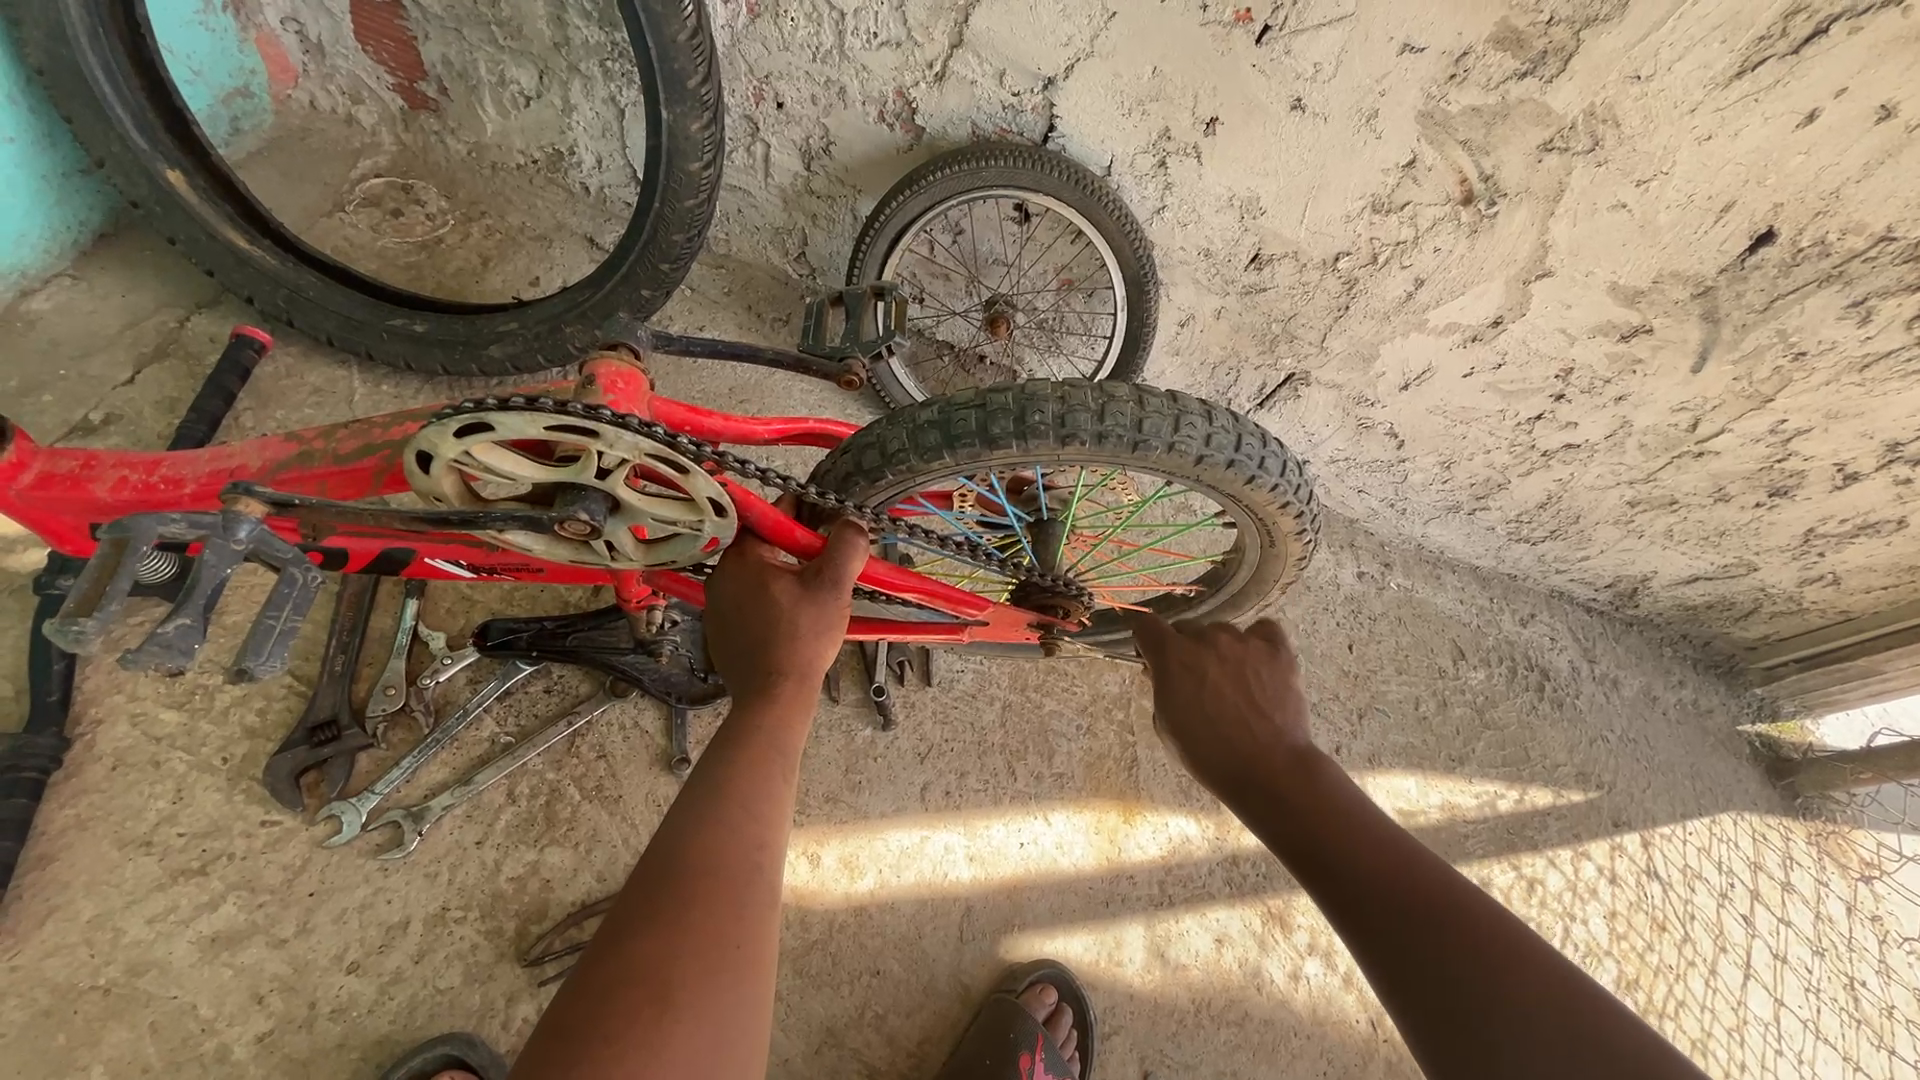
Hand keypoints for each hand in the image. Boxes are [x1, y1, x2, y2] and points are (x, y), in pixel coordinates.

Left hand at [704, 500, 867, 708]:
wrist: (773, 696)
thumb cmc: (802, 638)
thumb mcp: (833, 586)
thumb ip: (847, 545)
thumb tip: (853, 522)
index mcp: (743, 554)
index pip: (776, 514)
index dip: (808, 516)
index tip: (830, 530)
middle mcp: (721, 572)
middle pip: (767, 544)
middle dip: (798, 550)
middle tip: (826, 569)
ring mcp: (716, 603)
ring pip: (759, 574)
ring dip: (785, 577)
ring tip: (812, 597)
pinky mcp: (719, 629)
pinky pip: (749, 601)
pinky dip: (771, 602)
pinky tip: (791, 621)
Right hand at [1127, 613, 1316, 797]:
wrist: (1267, 769)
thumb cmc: (1208, 754)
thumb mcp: (1166, 725)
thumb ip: (1161, 688)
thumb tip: (1162, 672)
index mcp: (1172, 656)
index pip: (1146, 624)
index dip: (1147, 639)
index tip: (1152, 656)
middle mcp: (1206, 639)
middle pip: (1186, 628)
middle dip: (1184, 650)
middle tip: (1195, 680)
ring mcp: (1244, 641)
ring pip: (1222, 632)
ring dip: (1219, 650)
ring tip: (1233, 681)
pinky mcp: (1277, 649)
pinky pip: (1263, 630)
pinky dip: (1258, 643)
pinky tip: (1259, 664)